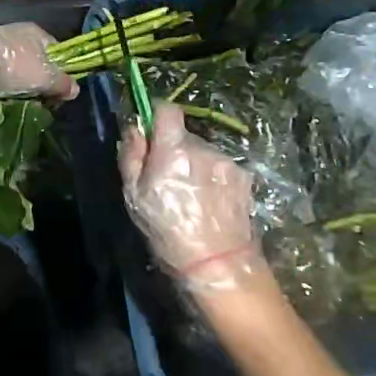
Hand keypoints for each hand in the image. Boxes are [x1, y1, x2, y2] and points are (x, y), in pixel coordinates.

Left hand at [0, 22, 78, 100]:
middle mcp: (17, 32)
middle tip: (38, 98)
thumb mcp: (44, 77)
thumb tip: (75, 90)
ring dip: (17, 79)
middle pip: (35, 58)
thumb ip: (62, 83)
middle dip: (37, 78)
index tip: (58, 91)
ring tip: (16, 97)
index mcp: (37, 33)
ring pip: (14, 63)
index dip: (61, 71)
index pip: (57, 51)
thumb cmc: (12, 66)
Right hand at [118, 103, 269, 293]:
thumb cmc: (167, 232)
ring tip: (190, 198)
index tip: (150, 136)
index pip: (167, 110)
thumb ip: (131, 156)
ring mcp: (227, 162)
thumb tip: (134, 127)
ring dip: (194, 166)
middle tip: (166, 182)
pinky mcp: (243, 177)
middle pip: (184, 136)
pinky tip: (208, 204)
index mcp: (173, 150)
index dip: (156, 117)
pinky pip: (219, 168)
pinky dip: (211, 179)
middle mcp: (203, 148)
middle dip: (172, 151)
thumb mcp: (134, 196)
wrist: (218, 265)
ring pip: (202, 153)